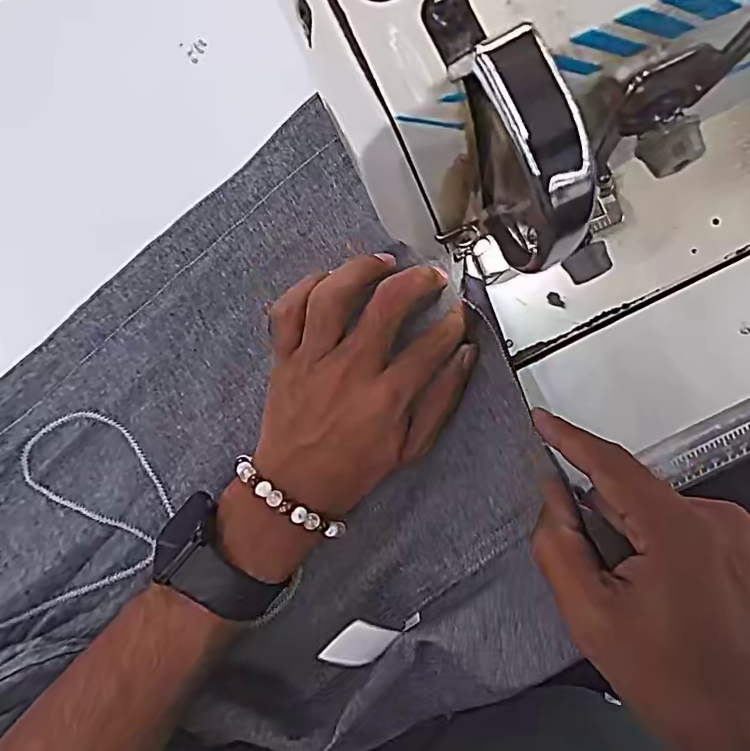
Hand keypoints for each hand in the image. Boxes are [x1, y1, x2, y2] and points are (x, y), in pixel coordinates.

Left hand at [217, 254, 476, 581]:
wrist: (295, 486)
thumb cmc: (352, 469)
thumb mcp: (410, 447)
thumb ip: (441, 400)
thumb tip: (464, 358)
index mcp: (384, 399)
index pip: (430, 345)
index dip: (453, 322)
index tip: (459, 313)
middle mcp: (348, 372)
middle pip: (386, 305)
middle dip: (417, 281)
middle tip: (430, 277)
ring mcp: (312, 361)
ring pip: (333, 296)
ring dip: (361, 270)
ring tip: (383, 263)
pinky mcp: (285, 358)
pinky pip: (288, 310)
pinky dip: (306, 286)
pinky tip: (329, 279)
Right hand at [529, 409, 749, 750]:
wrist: (748, 737)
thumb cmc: (673, 683)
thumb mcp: (590, 616)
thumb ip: (559, 545)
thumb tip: (551, 496)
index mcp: (679, 529)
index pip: (611, 464)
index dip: (570, 438)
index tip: (543, 420)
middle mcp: (716, 518)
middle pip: (632, 490)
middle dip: (598, 513)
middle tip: (588, 567)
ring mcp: (736, 533)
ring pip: (655, 509)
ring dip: (628, 533)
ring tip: (629, 594)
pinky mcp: (743, 547)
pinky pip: (681, 524)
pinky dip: (654, 542)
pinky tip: (655, 593)